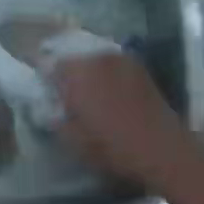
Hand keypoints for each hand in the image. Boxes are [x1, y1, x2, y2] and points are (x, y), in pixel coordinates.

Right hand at [49, 50, 197, 187]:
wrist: (162, 148)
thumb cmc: (112, 147)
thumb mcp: (73, 139)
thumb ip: (54, 116)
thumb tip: (47, 104)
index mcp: (76, 72)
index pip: (47, 62)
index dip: (41, 75)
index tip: (40, 89)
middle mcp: (97, 57)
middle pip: (70, 55)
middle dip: (63, 70)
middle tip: (61, 91)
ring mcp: (121, 59)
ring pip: (92, 57)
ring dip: (85, 69)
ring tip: (85, 90)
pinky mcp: (139, 67)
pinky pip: (112, 63)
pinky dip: (105, 71)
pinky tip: (107, 90)